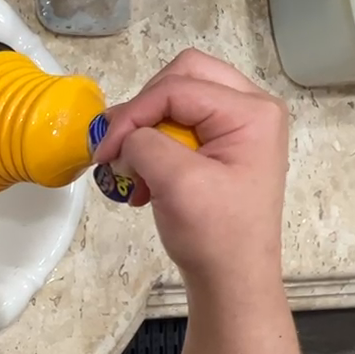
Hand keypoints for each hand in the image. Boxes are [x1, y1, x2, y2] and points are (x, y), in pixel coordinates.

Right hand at [92, 50, 289, 298]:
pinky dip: (152, 145)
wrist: (231, 276)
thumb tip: (121, 136)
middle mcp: (250, 109)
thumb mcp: (177, 184)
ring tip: (132, 168)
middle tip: (117, 145)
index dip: (133, 114)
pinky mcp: (220, 146)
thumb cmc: (213, 233)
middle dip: (141, 109)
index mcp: (251, 113)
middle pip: (182, 77)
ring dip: (144, 129)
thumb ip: (146, 145)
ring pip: (177, 98)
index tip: (104, 153)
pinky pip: (178, 125)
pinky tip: (144, 179)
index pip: (177, 88)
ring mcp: (237, 127)